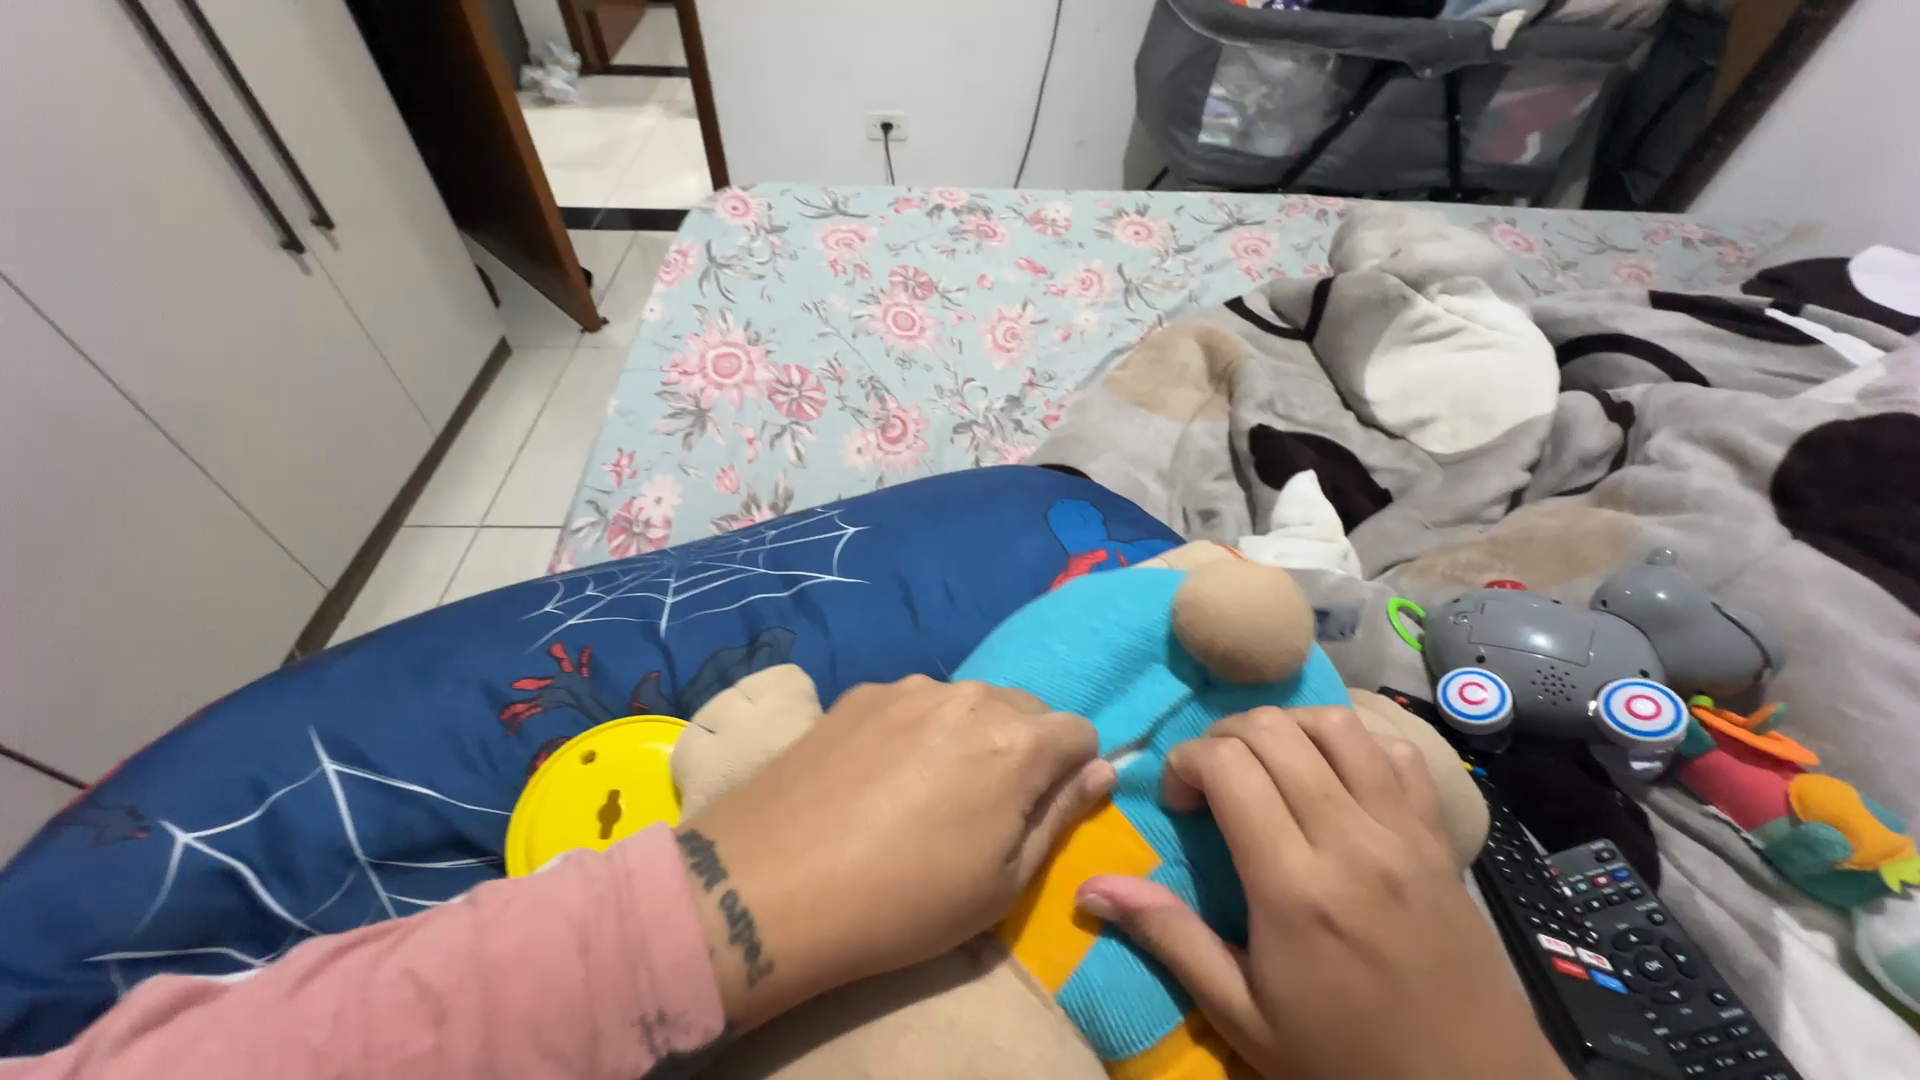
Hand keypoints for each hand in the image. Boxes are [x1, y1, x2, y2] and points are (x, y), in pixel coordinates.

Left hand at [674, 675, 1112, 1028]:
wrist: (770, 886)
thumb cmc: (903, 901)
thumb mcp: (1002, 882)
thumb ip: (1060, 816)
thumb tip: (1099, 770)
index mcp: (1016, 742)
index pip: (1079, 732)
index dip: (1071, 772)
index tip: (1040, 810)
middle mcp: (968, 696)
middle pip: (1025, 710)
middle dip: (1024, 749)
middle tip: (983, 807)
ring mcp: (907, 689)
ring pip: (967, 703)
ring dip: (969, 735)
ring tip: (924, 791)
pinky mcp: (858, 694)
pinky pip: (914, 705)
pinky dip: (917, 731)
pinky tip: (877, 777)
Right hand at [1075, 706, 1570, 1079]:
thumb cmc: (1345, 1061)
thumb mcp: (1242, 1014)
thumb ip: (1168, 936)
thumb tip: (1091, 888)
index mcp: (1295, 886)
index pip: (1229, 765)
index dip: (1187, 761)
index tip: (1181, 802)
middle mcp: (1352, 840)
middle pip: (1275, 730)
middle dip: (1224, 737)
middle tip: (1213, 782)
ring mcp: (1404, 832)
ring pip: (1335, 724)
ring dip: (1285, 728)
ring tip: (1267, 767)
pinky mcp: (1439, 835)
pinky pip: (1395, 751)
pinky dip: (1353, 741)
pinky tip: (1331, 773)